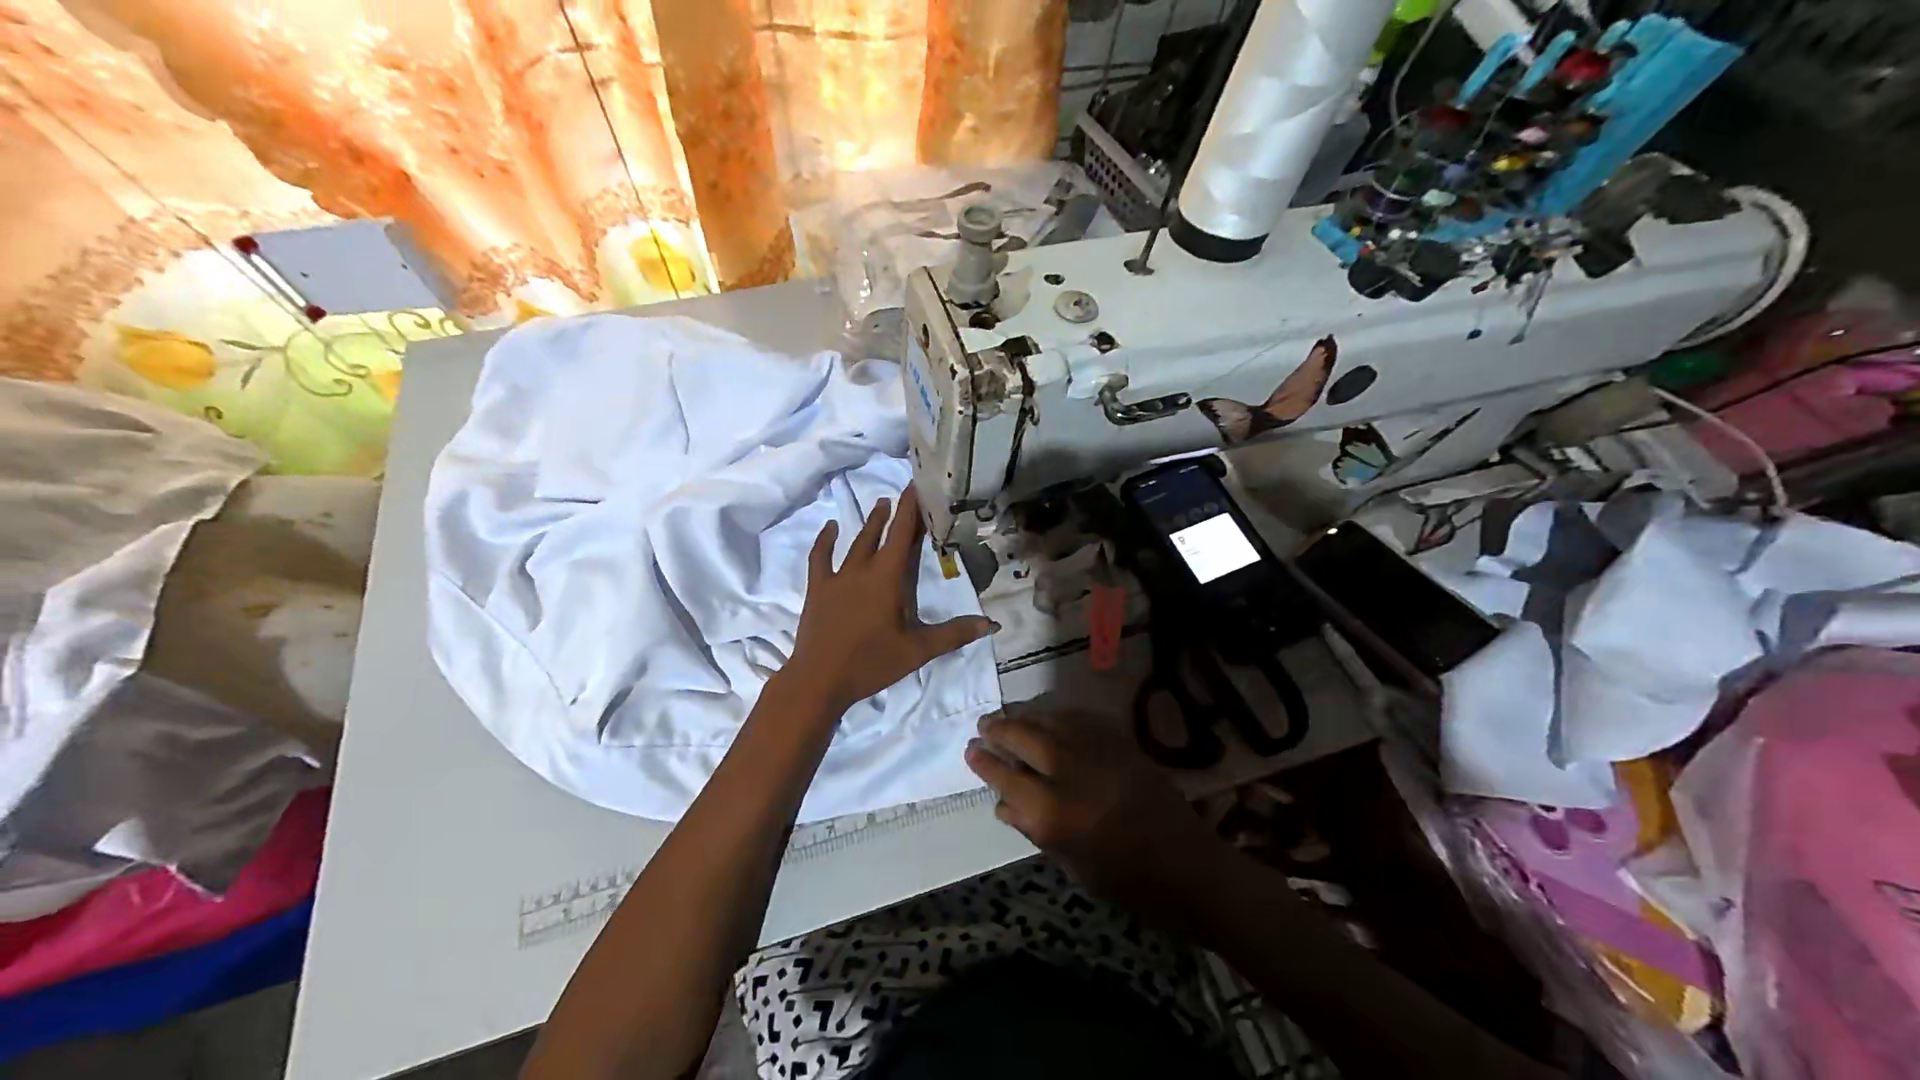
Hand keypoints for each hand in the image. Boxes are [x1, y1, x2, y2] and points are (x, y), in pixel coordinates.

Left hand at [783, 484, 996, 713]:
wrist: (819, 680)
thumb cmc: (871, 663)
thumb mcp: (917, 650)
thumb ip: (954, 634)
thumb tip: (989, 624)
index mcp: (887, 577)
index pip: (902, 534)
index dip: (911, 508)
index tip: (917, 486)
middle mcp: (862, 569)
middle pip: (880, 533)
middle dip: (894, 512)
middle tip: (903, 493)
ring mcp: (837, 577)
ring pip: (855, 542)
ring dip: (869, 523)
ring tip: (879, 504)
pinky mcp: (818, 589)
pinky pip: (820, 558)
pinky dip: (825, 540)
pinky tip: (830, 528)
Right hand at [965, 712, 1231, 928]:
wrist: (1185, 864)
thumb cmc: (1124, 879)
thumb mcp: (1070, 865)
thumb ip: (1034, 829)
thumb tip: (1004, 804)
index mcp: (1051, 812)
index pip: (1004, 775)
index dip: (984, 761)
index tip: (971, 749)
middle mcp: (1067, 772)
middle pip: (1022, 737)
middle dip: (999, 729)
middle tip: (984, 724)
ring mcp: (1095, 751)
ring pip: (1050, 720)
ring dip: (1026, 716)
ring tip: (1012, 717)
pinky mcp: (1119, 742)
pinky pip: (1080, 718)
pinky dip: (1060, 715)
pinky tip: (1052, 718)